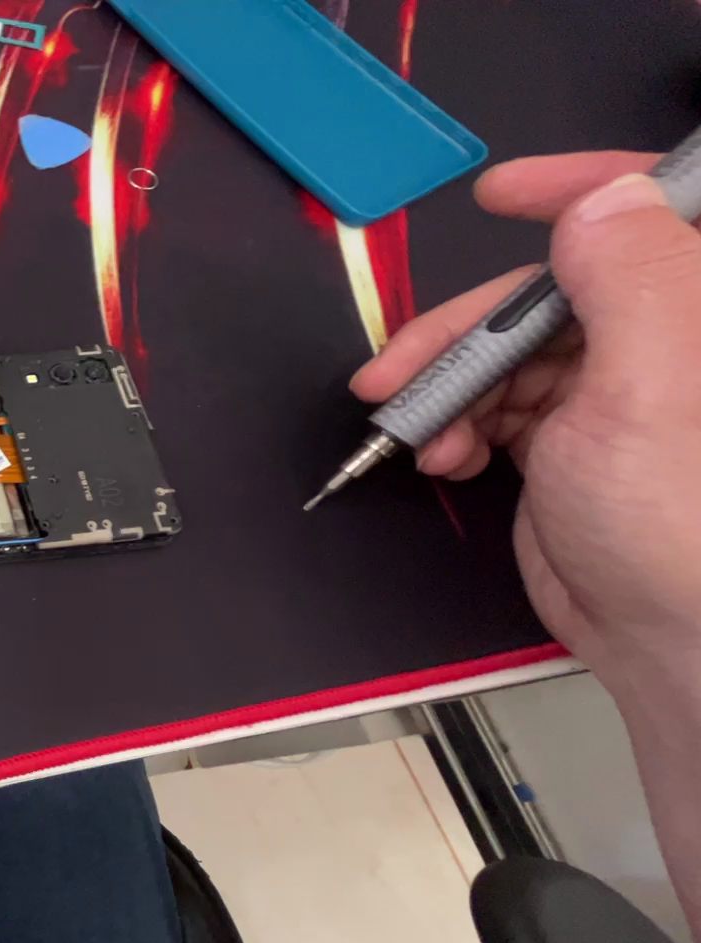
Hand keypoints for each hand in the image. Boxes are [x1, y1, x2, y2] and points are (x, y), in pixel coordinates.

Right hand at [351, 155, 700, 677]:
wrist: (664, 631)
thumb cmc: (679, 521)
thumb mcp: (648, 396)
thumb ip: (632, 288)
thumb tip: (600, 203)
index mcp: (699, 316)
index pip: (652, 218)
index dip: (583, 189)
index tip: (502, 191)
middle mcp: (662, 342)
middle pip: (542, 298)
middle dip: (457, 336)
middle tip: (393, 375)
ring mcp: (609, 391)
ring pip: (502, 356)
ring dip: (444, 394)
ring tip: (423, 439)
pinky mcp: (562, 435)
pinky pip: (489, 404)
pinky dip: (452, 427)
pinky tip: (444, 456)